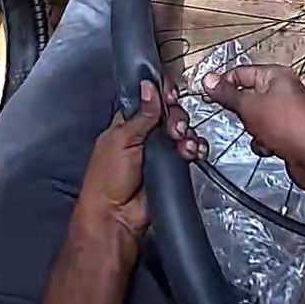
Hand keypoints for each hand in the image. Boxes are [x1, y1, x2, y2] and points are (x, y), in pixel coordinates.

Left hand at [72, 80, 199, 261]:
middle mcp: (145, 133)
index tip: (169, 95)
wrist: (117, 217)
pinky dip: (196, 147)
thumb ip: (141, 114)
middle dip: (176, 116)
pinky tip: (194, 152)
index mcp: (127, 122)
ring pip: (182, 129)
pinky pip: (190, 150)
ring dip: (187, 133)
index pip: (148, 98)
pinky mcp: (173, 165)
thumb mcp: (122, 140)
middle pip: (169, 112)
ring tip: (183, 144)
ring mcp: (160, 149)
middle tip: (174, 127)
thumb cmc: (108, 178)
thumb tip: (149, 86)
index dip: (161, 94)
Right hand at [204, 64, 304, 195]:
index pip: (240, 73)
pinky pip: (265, 134)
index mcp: (274, 75)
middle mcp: (281, 91)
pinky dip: (263, 141)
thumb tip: (208, 79)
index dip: (223, 84)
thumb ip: (227, 94)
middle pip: (247, 96)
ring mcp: (285, 113)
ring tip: (259, 133)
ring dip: (252, 129)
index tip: (208, 96)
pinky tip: (269, 147)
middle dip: (240, 111)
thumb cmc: (288, 126)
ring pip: (254, 118)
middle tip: (240, 118)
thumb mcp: (249, 106)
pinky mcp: (287, 133)